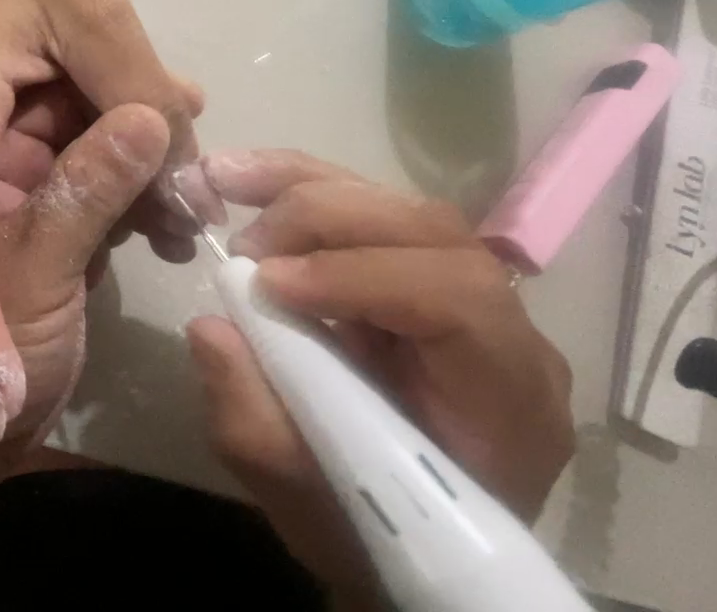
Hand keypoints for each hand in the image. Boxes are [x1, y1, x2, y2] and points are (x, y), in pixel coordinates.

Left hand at [0, 104, 169, 478]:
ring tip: (195, 154)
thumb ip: (82, 195)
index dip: (104, 94)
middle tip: (195, 106)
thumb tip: (148, 118)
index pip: (37, 103)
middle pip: (70, 123)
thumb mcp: (31, 274)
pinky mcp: (51, 234)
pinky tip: (175, 209)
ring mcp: (19, 200)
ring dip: (142, 167)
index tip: (175, 94)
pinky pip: (99, 202)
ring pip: (90, 159)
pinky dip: (136, 204)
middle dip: (133, 126)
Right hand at [186, 149, 574, 606]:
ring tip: (225, 182)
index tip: (267, 285)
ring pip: (399, 207)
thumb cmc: (368, 531)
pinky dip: (303, 189)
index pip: (456, 299)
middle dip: (325, 219)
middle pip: (431, 231)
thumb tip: (209, 326)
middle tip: (243, 247)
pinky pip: (371, 213)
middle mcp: (507, 333)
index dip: (359, 275)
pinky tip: (246, 180)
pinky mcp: (421, 274)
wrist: (409, 536)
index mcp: (502, 401)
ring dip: (307, 188)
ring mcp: (468, 295)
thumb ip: (252, 421)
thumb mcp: (297, 497)